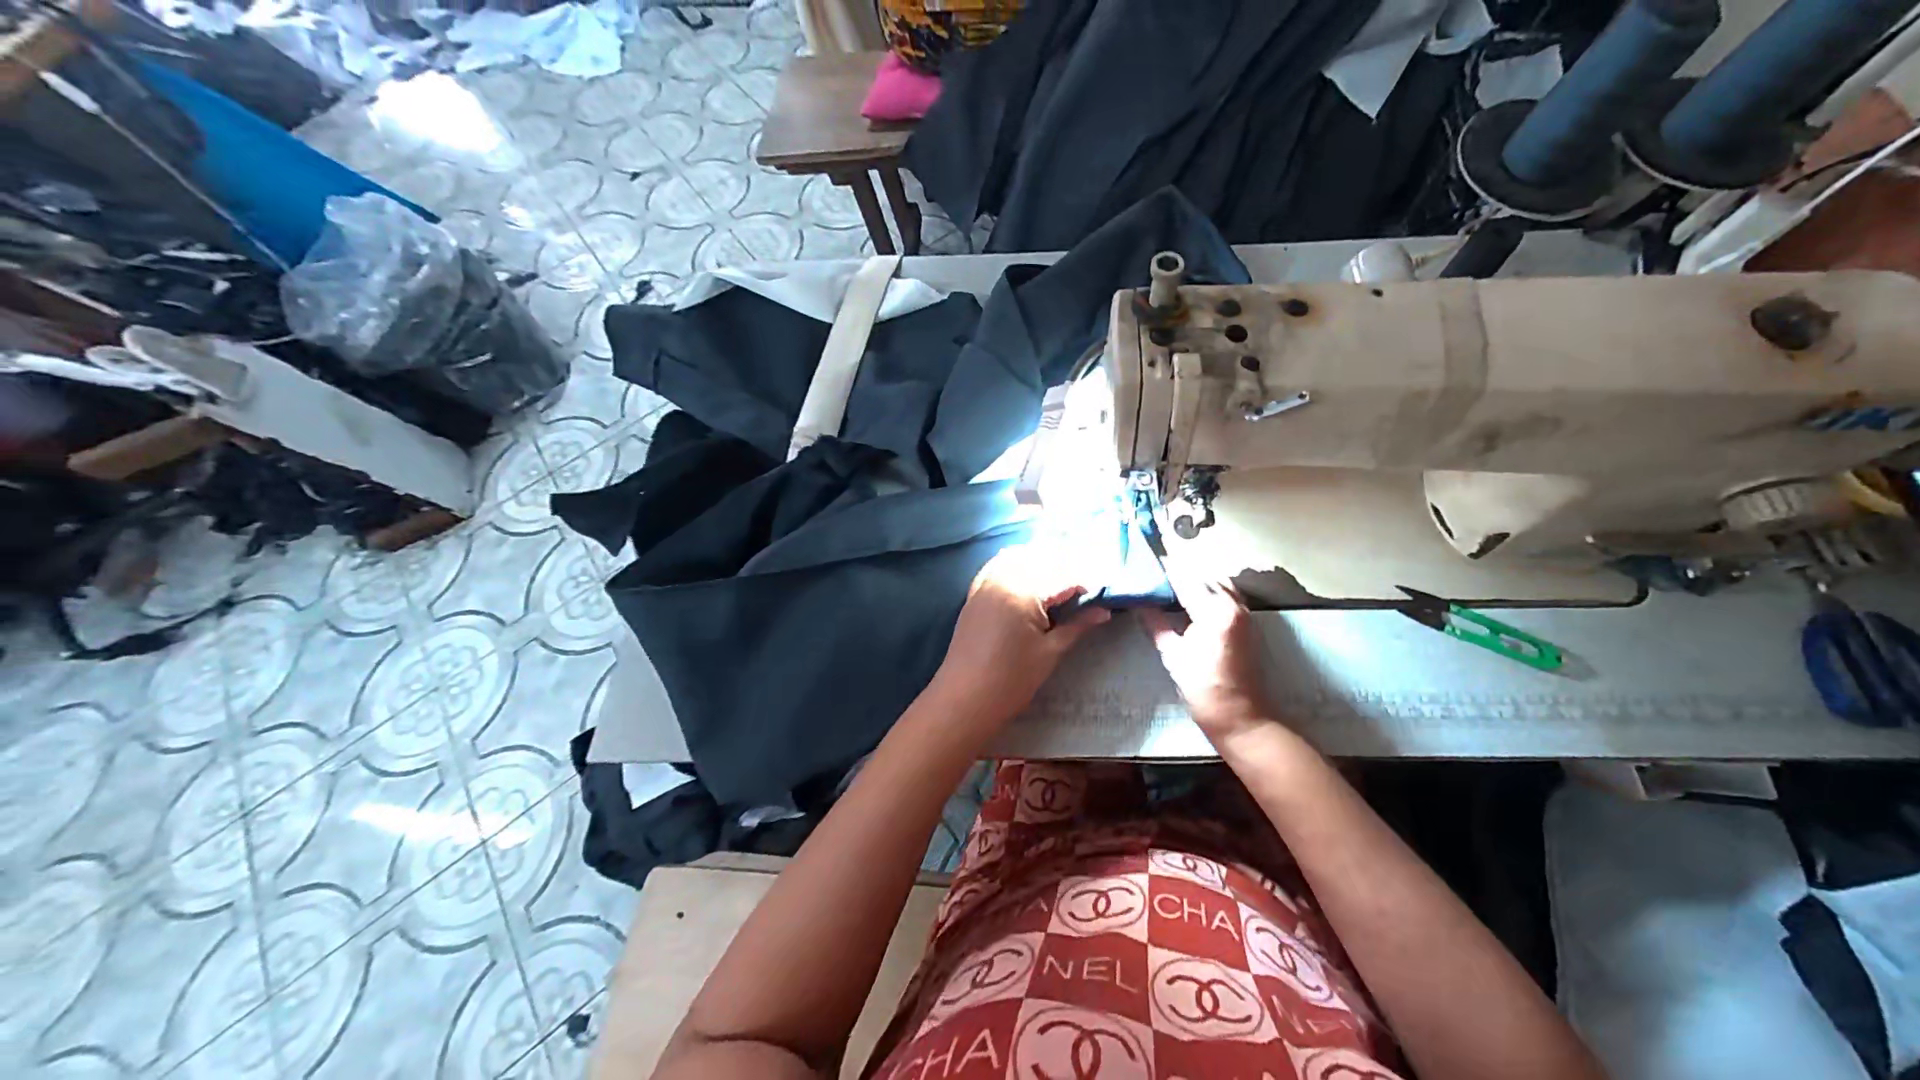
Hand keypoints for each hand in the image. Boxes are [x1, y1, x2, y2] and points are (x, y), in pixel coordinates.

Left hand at [930, 545, 1112, 726]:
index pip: (1063, 579)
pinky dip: (1012, 568)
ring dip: (1037, 566)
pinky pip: (995, 568)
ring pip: (1015, 559)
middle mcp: (1001, 579)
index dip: (1085, 589)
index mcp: (1023, 591)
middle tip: (1078, 598)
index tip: (1100, 602)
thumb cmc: (1012, 679)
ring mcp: (983, 585)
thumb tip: (1103, 611)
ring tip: (1053, 591)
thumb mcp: (1051, 652)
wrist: (965, 699)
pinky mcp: (973, 595)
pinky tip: (1024, 582)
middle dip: (1062, 574)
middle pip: (1040, 562)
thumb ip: (1077, 626)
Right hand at [1140, 571, 1278, 746]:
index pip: (1185, 579)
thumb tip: (1139, 605)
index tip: (1146, 561)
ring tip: (1171, 587)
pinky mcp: (1248, 624)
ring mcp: (1245, 614)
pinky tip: (1191, 603)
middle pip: (1204, 577)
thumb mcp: (1173, 656)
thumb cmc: (1204, 690)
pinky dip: (1210, 592)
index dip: (1164, 569)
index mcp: (1214, 611)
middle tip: (1153, 575)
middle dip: (1180, 573)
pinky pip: (1227, 597)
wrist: (1242, 718)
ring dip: (1197, 581)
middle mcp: (1234, 605)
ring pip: (1218, 584)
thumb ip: (1155, 624)